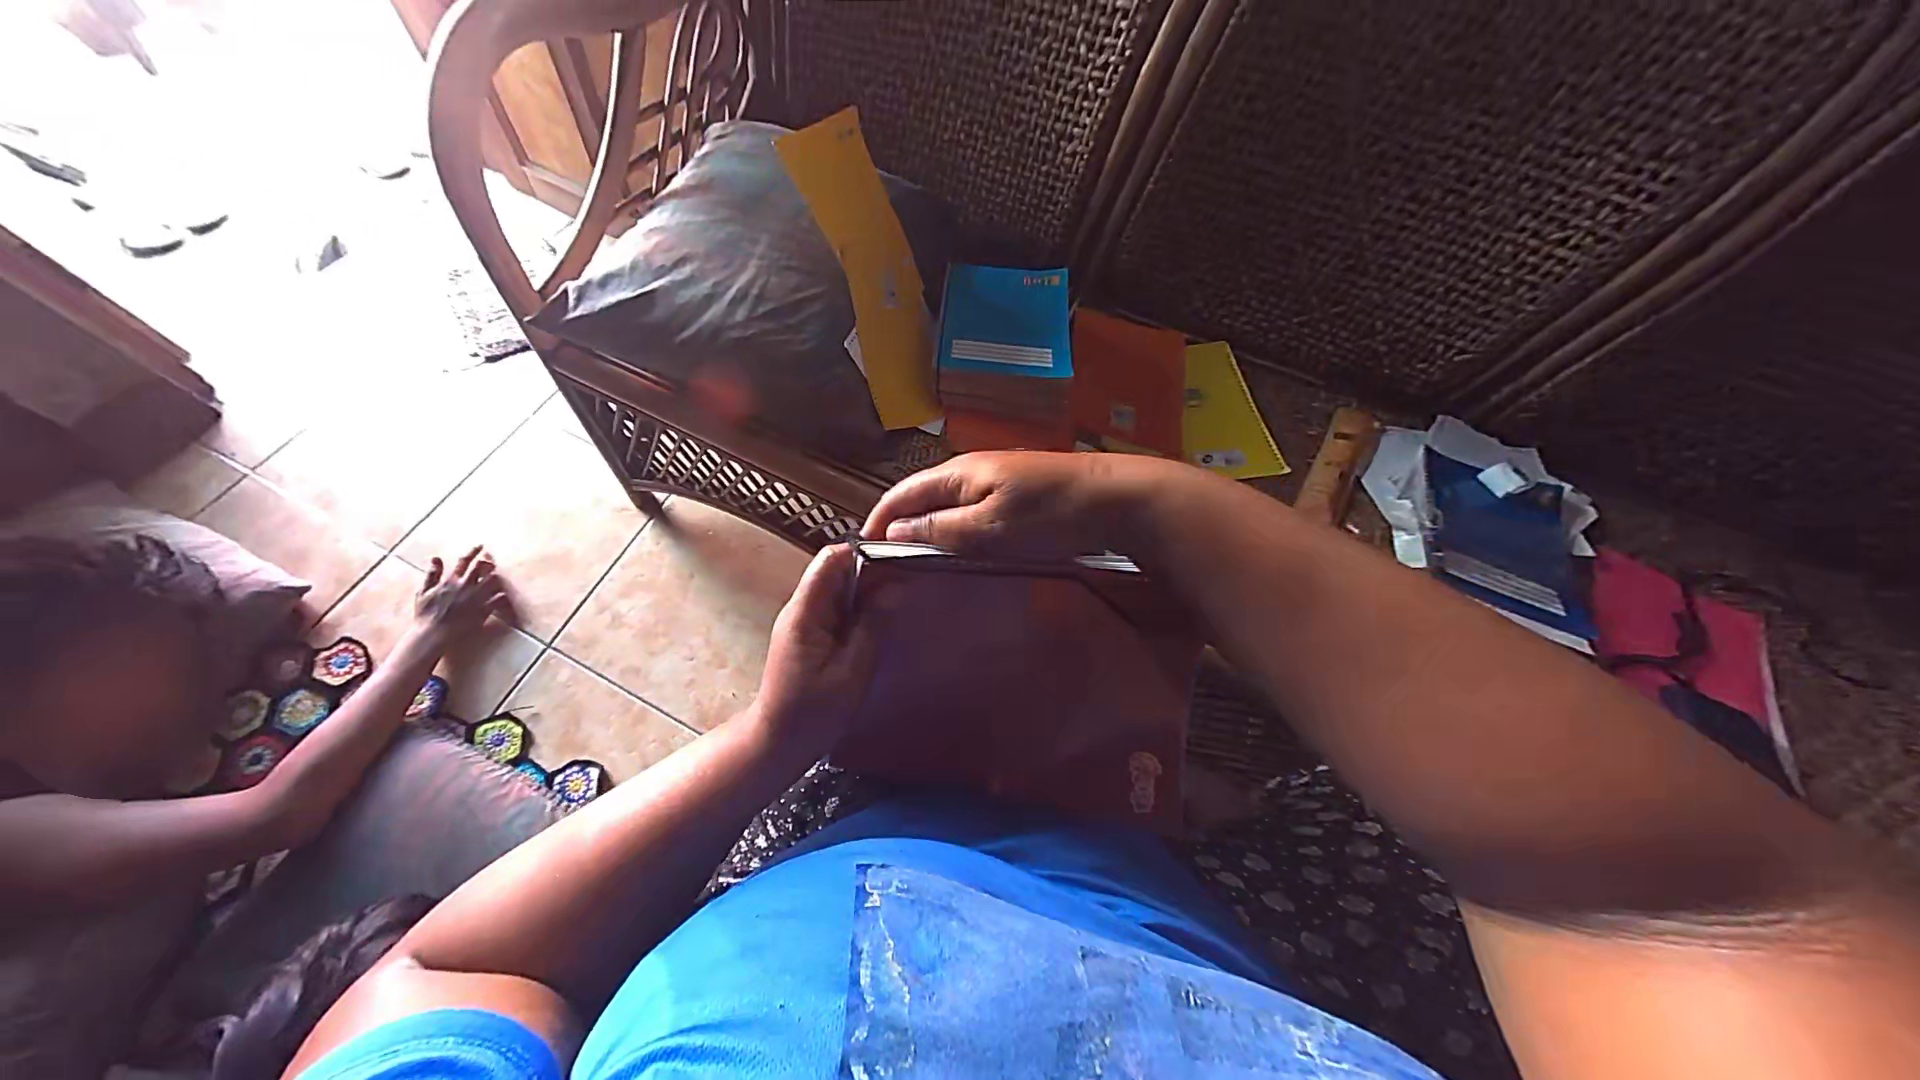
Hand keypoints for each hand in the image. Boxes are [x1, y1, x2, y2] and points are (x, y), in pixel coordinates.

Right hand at [409, 546, 511, 650]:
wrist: (433, 634)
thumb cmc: (426, 614)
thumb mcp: (423, 592)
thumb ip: (431, 574)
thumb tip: (436, 558)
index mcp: (451, 581)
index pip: (464, 561)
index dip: (473, 552)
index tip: (481, 545)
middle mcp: (466, 587)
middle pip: (483, 568)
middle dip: (489, 562)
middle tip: (492, 561)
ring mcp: (476, 598)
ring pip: (494, 581)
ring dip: (497, 577)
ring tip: (497, 577)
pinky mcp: (484, 609)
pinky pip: (500, 598)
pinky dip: (503, 594)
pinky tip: (503, 594)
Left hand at [750, 544, 876, 750]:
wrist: (778, 741)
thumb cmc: (812, 713)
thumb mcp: (852, 670)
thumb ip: (872, 624)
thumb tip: (893, 587)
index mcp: (805, 612)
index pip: (831, 559)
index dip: (864, 552)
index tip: (895, 559)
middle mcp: (800, 608)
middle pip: (835, 568)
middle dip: (870, 570)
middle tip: (903, 580)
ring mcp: (803, 619)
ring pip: (838, 586)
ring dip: (866, 589)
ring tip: (896, 597)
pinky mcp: (809, 631)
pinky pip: (836, 605)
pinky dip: (858, 606)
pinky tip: (878, 617)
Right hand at [860, 450, 1183, 557]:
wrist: (1114, 499)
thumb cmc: (1051, 510)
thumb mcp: (992, 524)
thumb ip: (942, 529)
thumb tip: (896, 531)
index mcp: (957, 472)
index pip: (902, 493)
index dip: (879, 520)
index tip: (863, 552)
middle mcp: (970, 472)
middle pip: (921, 499)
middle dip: (900, 528)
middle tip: (887, 566)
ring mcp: (994, 483)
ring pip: (947, 508)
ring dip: (927, 533)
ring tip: (915, 565)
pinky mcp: (1013, 498)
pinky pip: (971, 515)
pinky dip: (955, 534)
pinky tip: (958, 555)